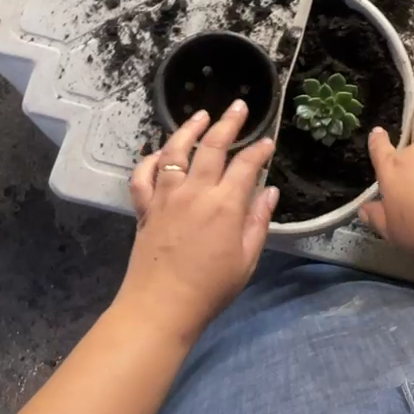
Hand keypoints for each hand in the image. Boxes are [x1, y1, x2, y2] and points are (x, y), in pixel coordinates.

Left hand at [119, 100, 278, 340]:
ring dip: (189, 128)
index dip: (260, 150)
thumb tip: (270, 192)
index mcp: (225, 205)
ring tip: (201, 115)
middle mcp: (195, 192)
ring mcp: (166, 196)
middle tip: (238, 106)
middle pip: (212, 146)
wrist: (160, 307)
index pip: (246, 165)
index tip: (268, 141)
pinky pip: (143, 175)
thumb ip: (259, 222)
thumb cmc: (210, 289)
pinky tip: (160, 152)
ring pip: (175, 151)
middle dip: (229, 122)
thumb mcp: (246, 259)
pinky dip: (151, 160)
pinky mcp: (144, 207)